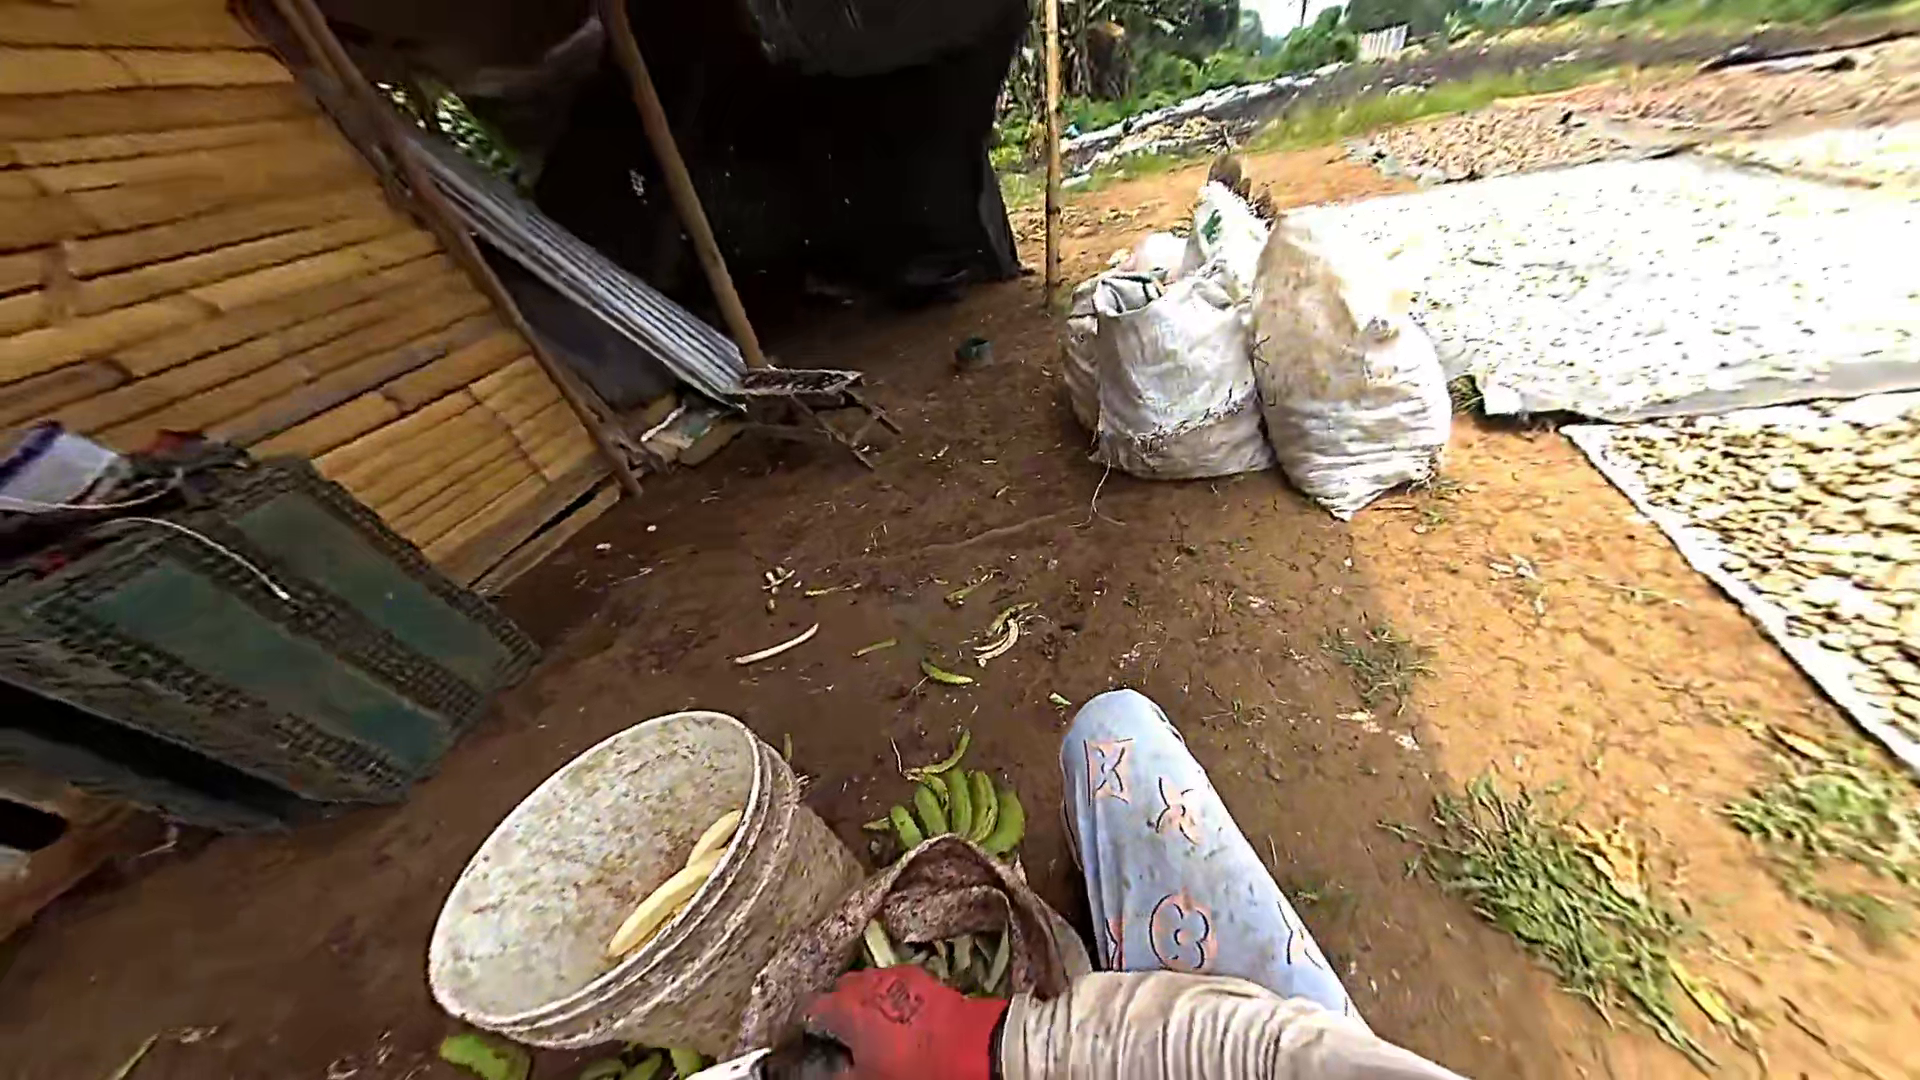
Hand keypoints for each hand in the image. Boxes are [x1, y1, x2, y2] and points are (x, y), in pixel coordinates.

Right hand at [803, 966, 1007, 1079]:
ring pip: (865, 982)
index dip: (805, 1022)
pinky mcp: (917, 973)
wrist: (967, 1046)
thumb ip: (839, 1074)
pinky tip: (892, 1016)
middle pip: (839, 989)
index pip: (811, 1006)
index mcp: (848, 1010)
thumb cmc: (913, 1071)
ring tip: (867, 1026)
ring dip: (861, 998)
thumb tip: (824, 1069)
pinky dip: (884, 994)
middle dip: (836, 1007)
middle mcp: (866, 984)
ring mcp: (893, 974)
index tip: (805, 1037)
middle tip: (839, 1036)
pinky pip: (889, 981)